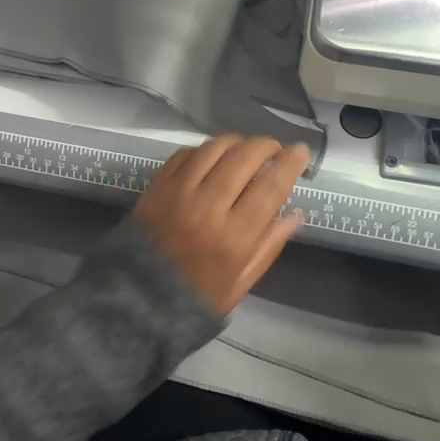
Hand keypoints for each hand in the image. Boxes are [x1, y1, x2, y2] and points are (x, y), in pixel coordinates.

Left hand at [134, 136, 309, 313]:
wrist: (137, 297)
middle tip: (274, 150)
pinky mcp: (157, 185)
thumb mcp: (241, 282)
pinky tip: (213, 158)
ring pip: (214, 148)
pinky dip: (205, 150)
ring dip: (236, 143)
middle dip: (266, 146)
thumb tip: (295, 213)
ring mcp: (179, 191)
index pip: (271, 186)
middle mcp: (208, 206)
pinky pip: (186, 153)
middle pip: (244, 157)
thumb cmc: (195, 296)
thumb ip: (269, 245)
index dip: (290, 163)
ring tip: (245, 150)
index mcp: (234, 236)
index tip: (301, 151)